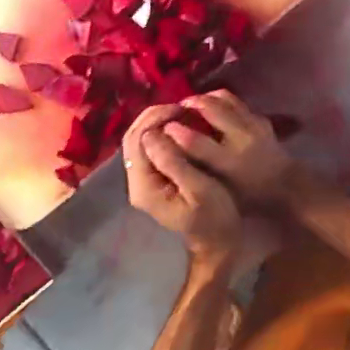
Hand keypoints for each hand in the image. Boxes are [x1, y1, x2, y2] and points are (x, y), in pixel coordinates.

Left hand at [123, 105, 241, 274]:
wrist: (217, 243)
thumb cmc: (215, 218)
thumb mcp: (200, 190)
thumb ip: (175, 162)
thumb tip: (154, 134)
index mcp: (144, 188)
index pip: (137, 143)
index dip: (155, 120)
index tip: (181, 110)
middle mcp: (136, 183)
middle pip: (132, 139)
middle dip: (153, 117)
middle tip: (180, 107)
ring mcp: (143, 181)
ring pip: (139, 142)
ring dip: (156, 123)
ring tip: (181, 113)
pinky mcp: (153, 179)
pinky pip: (149, 149)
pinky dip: (161, 133)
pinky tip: (178, 126)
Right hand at [162, 91, 301, 204]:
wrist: (287, 188)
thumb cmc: (250, 197)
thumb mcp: (222, 192)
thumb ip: (200, 173)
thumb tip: (174, 157)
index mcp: (229, 162)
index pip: (195, 141)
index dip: (176, 131)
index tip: (163, 127)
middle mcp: (240, 139)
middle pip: (210, 109)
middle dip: (190, 104)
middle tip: (177, 108)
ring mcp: (252, 125)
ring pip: (224, 99)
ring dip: (205, 97)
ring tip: (194, 103)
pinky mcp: (260, 119)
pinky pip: (237, 102)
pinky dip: (222, 100)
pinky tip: (214, 106)